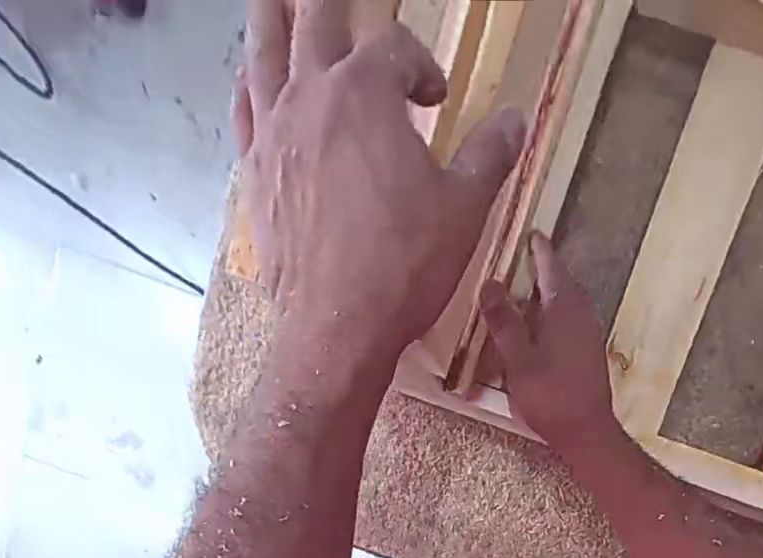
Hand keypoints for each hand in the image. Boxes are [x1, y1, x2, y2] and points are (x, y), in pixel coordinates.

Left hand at [235, 0, 524, 383]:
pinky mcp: (256, 169)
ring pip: (264, 48)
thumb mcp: (465, 211)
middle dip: (336, 6)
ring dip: (273, 15)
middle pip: (316, 21)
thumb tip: (517, 118)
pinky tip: (251, 76)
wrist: (340, 321)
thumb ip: (490, 156)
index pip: (394, 48)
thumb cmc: (408, 264)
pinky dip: (250, 80)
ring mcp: (274, 131)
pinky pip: (245, 106)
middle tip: (345, 0)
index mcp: (366, 95)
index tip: (439, 99)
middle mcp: (311, 96)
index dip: (422, 65)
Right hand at [479, 233, 621, 452]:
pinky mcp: (590, 353)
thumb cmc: (550, 396)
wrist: (587, 432)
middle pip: (561, 282)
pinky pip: (570, 321)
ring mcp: (590, 334)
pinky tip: (537, 327)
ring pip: (566, 303)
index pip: (550, 266)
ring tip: (521, 292)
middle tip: (518, 260)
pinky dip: (552, 315)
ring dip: (546, 295)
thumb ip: (504, 321)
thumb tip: (490, 284)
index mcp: (565, 308)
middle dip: (541, 270)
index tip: (529, 233)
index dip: (538, 249)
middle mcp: (583, 314)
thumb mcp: (518, 359)